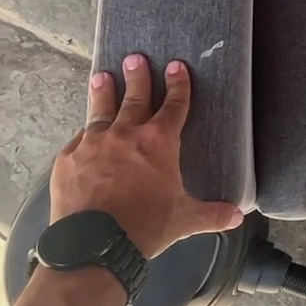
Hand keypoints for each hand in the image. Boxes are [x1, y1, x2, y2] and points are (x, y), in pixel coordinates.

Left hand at [50, 54, 242, 256]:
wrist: (93, 247)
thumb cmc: (145, 227)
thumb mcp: (185, 219)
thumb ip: (212, 213)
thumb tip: (238, 216)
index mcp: (159, 141)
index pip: (174, 104)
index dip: (178, 84)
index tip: (176, 66)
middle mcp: (126, 134)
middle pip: (134, 98)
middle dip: (137, 76)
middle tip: (135, 58)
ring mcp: (93, 144)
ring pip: (100, 111)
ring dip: (103, 92)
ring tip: (101, 76)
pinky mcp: (67, 160)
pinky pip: (78, 141)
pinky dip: (84, 136)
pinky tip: (83, 134)